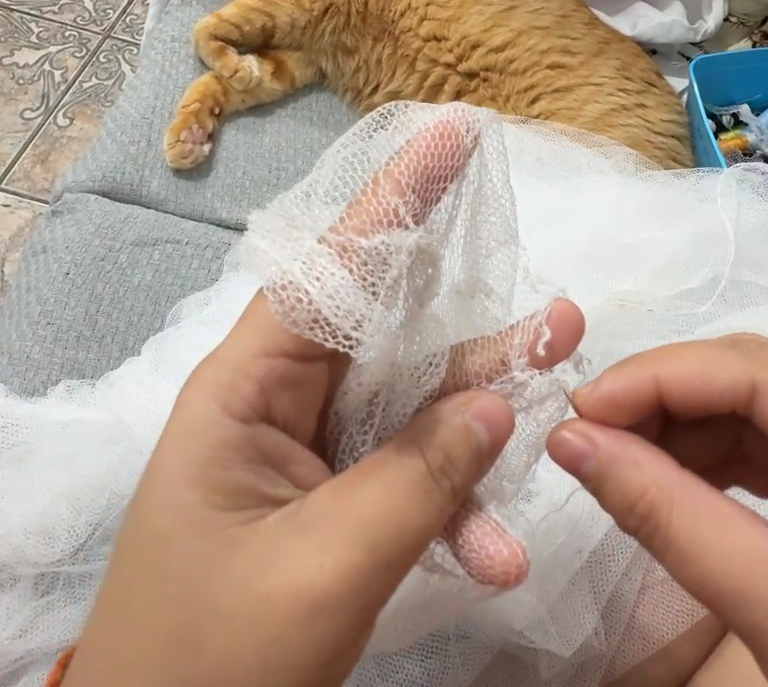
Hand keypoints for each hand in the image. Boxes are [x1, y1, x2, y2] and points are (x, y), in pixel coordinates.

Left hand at [70, 117, 585, 686]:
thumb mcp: (317, 569)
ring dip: (480, 414)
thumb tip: (499, 403)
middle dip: (471, 325)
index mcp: (247, 386)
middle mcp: (278, 399)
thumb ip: (415, 480)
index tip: (450, 134)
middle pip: (386, 333)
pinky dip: (454, 506)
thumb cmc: (209, 658)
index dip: (394, 197)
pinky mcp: (329, 500)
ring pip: (408, 407)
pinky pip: (405, 476)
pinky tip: (495, 555)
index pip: (329, 268)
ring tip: (558, 390)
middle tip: (557, 311)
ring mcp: (306, 452)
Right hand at [548, 336, 767, 686]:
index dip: (662, 376)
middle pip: (767, 377)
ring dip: (685, 425)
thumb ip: (665, 514)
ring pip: (765, 403)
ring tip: (618, 453)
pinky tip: (667, 472)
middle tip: (588, 430)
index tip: (579, 405)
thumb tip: (566, 440)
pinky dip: (714, 455)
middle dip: (669, 397)